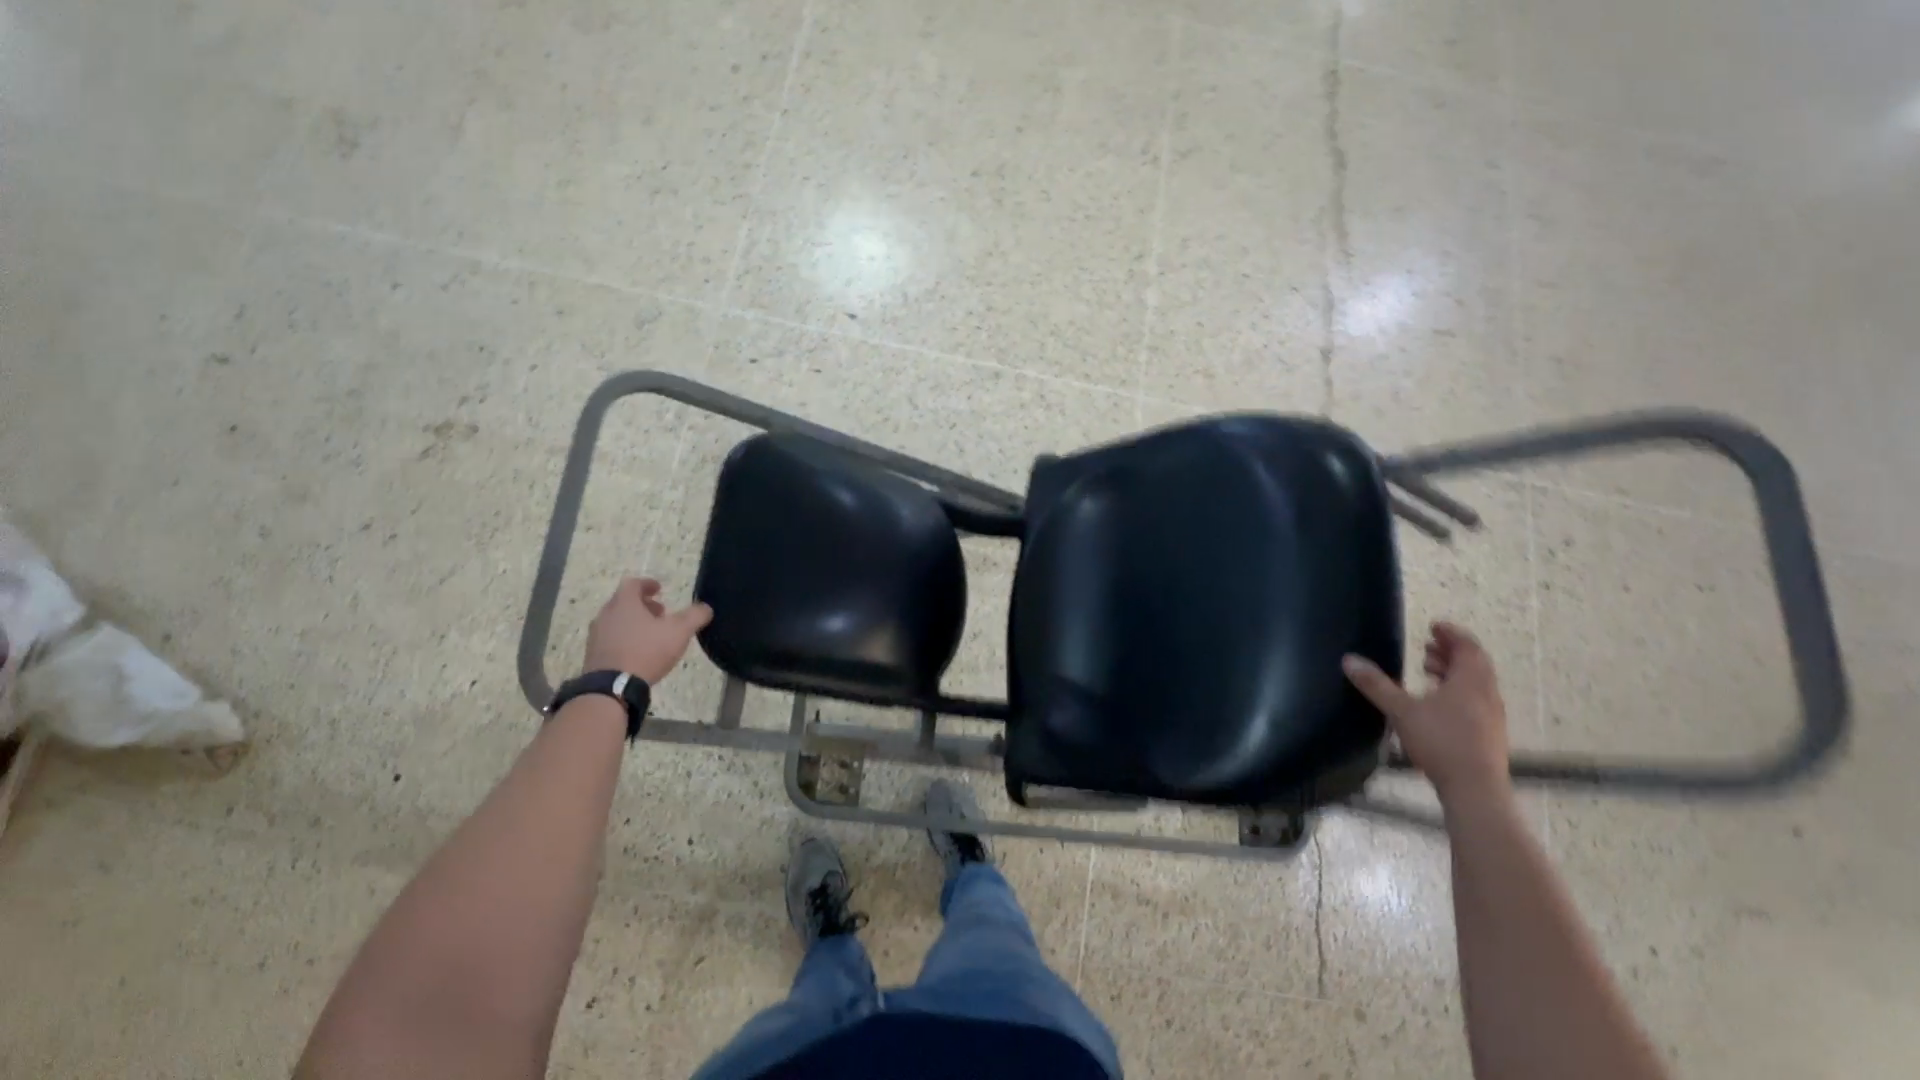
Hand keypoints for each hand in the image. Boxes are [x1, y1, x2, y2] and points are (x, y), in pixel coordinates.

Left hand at [584, 577, 712, 684]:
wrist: (612, 687)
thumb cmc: (646, 651)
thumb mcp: (679, 632)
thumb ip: (694, 616)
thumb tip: (705, 608)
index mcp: (624, 603)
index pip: (633, 584)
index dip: (647, 584)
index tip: (659, 590)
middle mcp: (606, 614)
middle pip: (623, 602)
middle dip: (642, 605)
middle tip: (660, 614)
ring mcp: (596, 635)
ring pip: (615, 621)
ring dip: (632, 623)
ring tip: (650, 635)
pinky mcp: (592, 654)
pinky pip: (609, 639)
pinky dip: (623, 639)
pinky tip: (636, 653)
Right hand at [1344, 621, 1509, 801]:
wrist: (1475, 788)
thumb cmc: (1441, 742)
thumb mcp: (1402, 711)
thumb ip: (1376, 685)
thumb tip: (1349, 660)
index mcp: (1471, 680)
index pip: (1467, 646)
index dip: (1451, 634)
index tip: (1434, 626)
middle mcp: (1486, 693)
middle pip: (1474, 664)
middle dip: (1451, 652)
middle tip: (1428, 646)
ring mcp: (1492, 715)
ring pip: (1475, 684)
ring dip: (1454, 673)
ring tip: (1429, 672)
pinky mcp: (1490, 734)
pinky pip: (1475, 702)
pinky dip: (1458, 692)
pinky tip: (1437, 706)